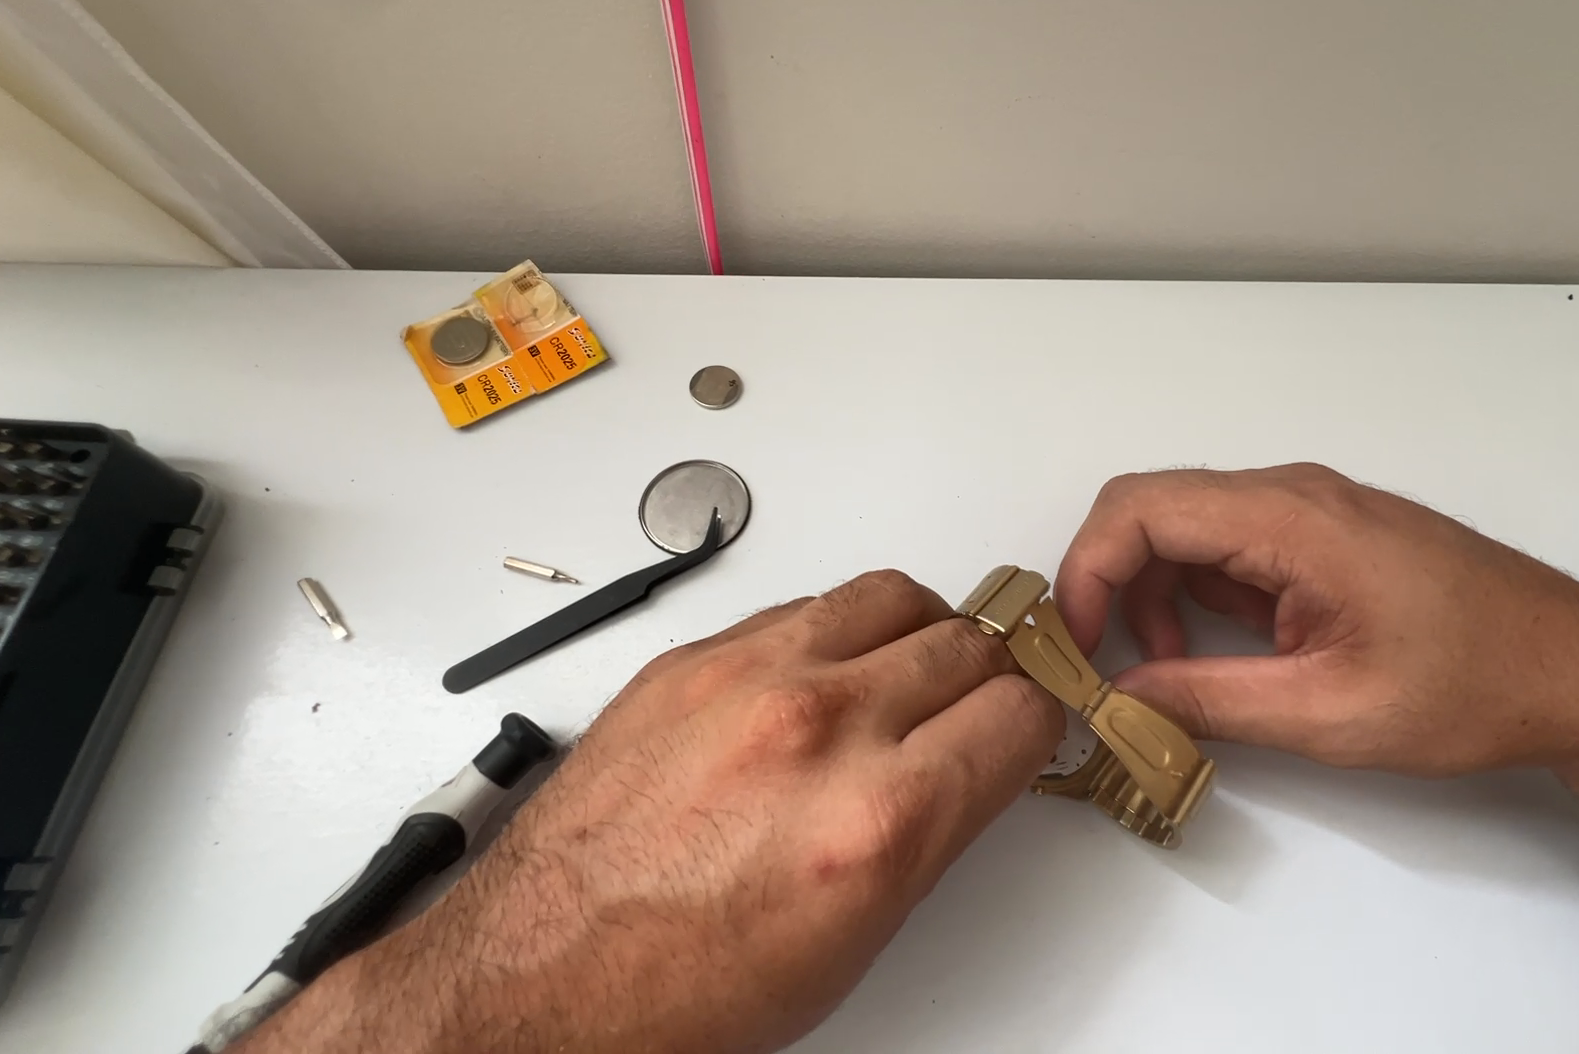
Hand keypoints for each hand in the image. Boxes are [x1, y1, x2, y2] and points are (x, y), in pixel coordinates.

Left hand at [244, 570, 1062, 1053]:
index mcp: (878, 821)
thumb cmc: (692, 984)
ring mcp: (752, 676)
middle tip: (980, 694)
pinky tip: (834, 664)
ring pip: (899, 595)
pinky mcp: (697, 654)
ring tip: (915, 662)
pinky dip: (847, 627)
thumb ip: (937, 819)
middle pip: (970, 643)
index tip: (1028, 722)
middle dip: (993, 671)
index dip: (1038, 717)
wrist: (541, 975)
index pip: (1019, 712)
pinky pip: (813, 603)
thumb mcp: (859, 931)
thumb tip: (979, 752)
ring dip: (927, 628)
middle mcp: (821, 729)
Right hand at [1055, 465, 1578, 776]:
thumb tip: (1119, 696)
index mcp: (1290, 517)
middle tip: (1104, 654)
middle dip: (1108, 579)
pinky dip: (1191, 591)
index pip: (1141, 508)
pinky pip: (1221, 543)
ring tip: (1167, 662)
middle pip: (1150, 507)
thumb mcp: (1328, 714)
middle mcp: (1287, 491)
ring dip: (1149, 589)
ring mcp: (1302, 507)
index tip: (1077, 641)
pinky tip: (1216, 644)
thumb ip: (1207, 700)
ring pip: (1180, 524)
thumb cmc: (1474, 690)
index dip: (1088, 569)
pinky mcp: (1313, 532)